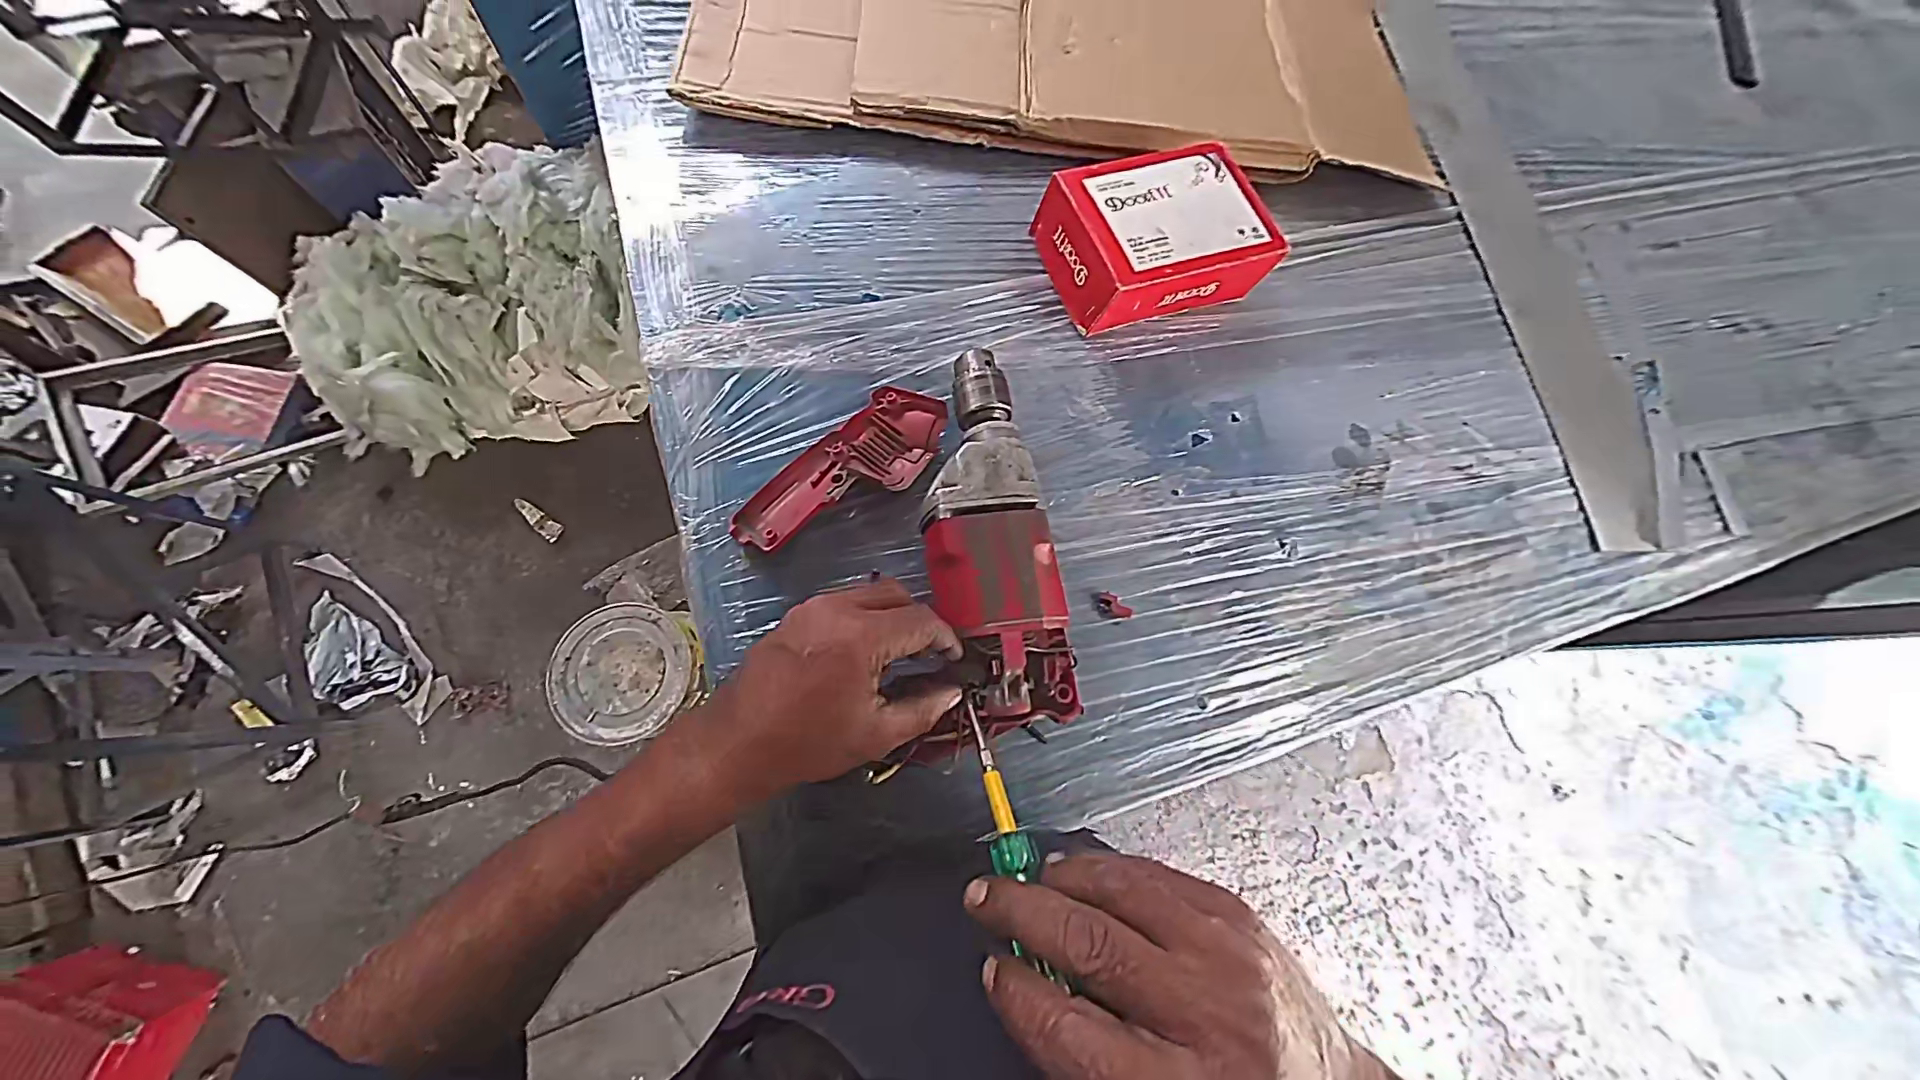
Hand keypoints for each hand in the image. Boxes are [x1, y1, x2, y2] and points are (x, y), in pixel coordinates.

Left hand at [700, 578, 962, 792]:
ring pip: (869, 594)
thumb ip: (923, 709)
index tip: (952, 657)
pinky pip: (843, 603)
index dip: (946, 638)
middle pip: (897, 594)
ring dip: (892, 615)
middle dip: (920, 620)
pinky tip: (863, 652)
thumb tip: (950, 692)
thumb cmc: (806, 743)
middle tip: (928, 654)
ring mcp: (812, 608)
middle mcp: (836, 610)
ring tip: (898, 654)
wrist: (737, 743)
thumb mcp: (875, 734)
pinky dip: (864, 617)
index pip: (921, 620)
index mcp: (860, 637)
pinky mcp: (796, 615)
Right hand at [965, 854, 1394, 1079]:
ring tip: (1026, 877)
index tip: (994, 970)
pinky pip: (1155, 873)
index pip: (1073, 1029)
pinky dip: (1107, 868)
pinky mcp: (1235, 913)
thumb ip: (1093, 1050)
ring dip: (1060, 879)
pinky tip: (1081, 870)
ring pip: (1120, 892)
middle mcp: (1206, 1012)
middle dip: (1022, 913)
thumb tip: (1031, 983)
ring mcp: (1225, 953)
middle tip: (985, 898)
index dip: (1019, 994)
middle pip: (1090, 945)